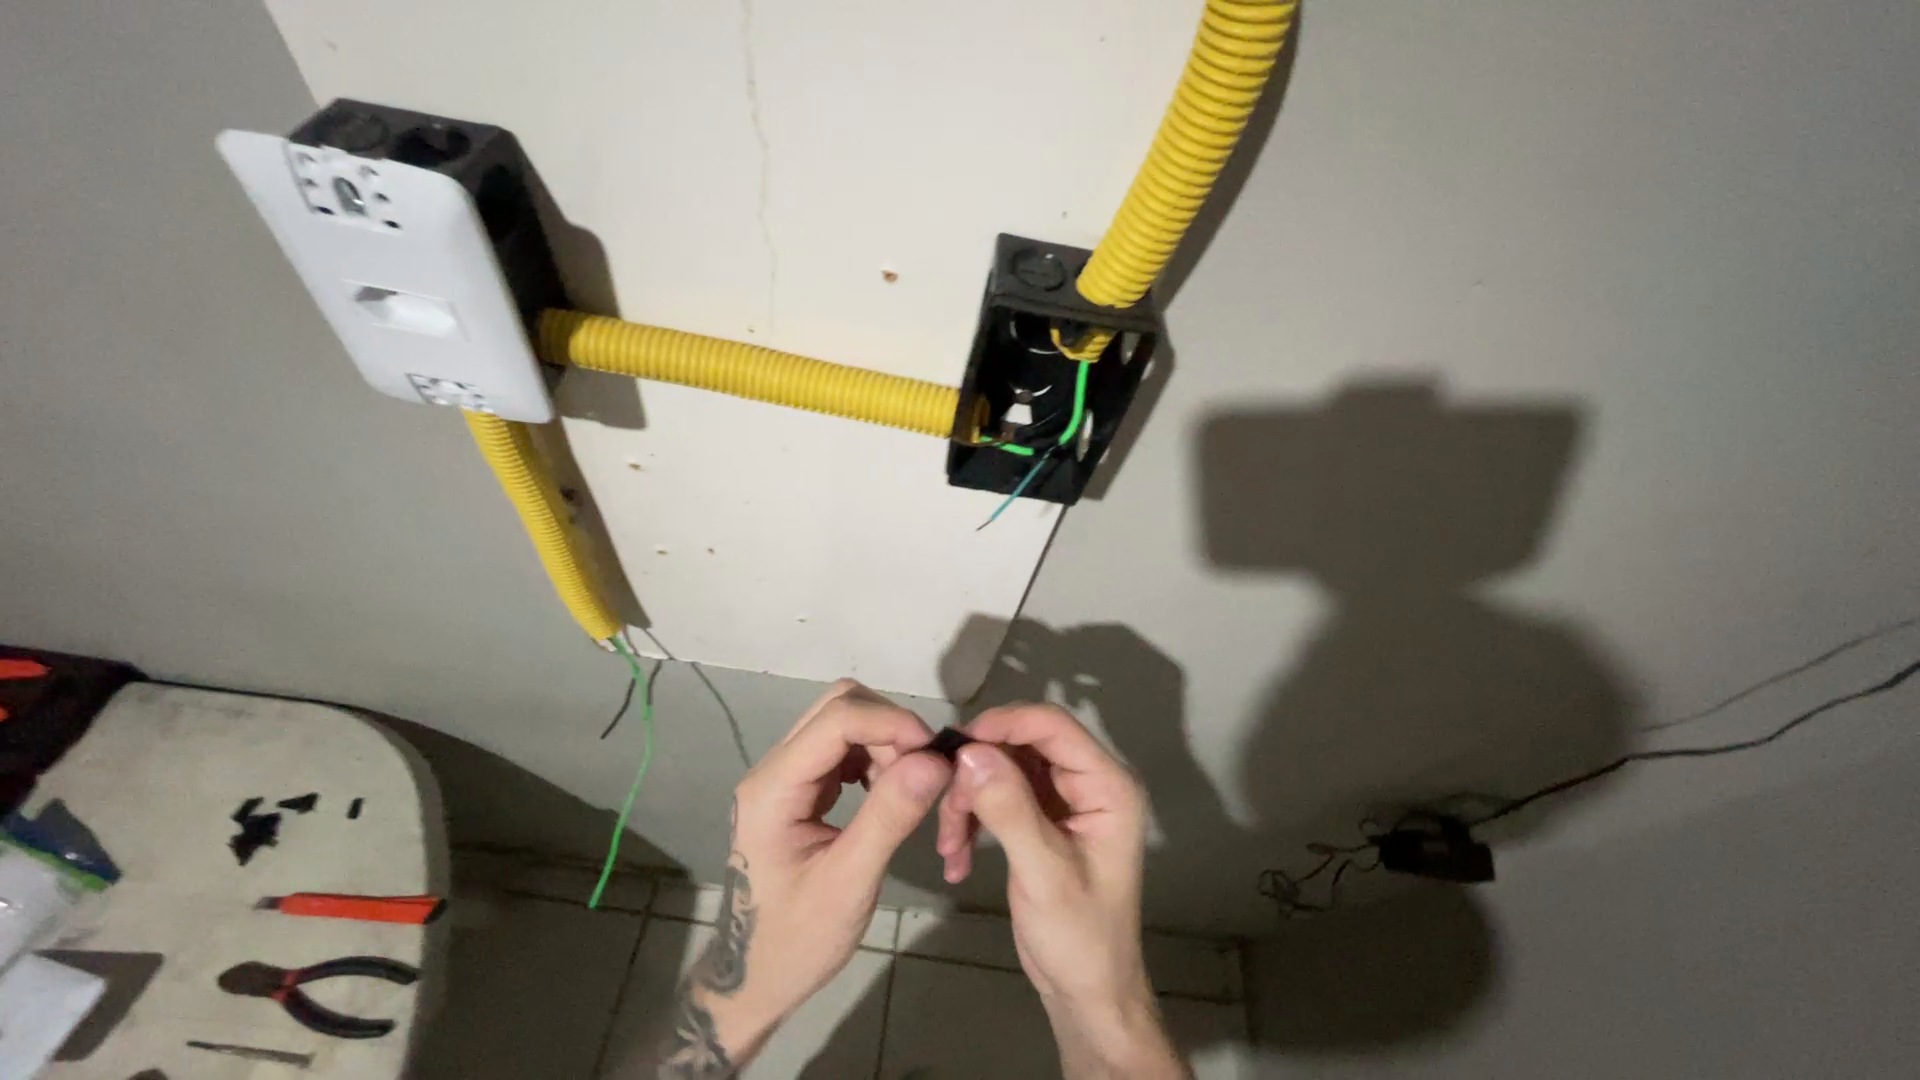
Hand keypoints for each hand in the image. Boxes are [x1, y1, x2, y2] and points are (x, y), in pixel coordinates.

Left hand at [647, 681, 951, 1076]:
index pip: (836, 720)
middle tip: (922, 771)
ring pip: (842, 722)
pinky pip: (842, 748)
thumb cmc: (797, 940)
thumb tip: (935, 760)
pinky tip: (888, 792)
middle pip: (837, 706)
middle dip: (888, 727)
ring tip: (908, 787)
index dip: (892, 723)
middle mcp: (774, 769)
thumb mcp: (849, 883)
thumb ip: (889, 817)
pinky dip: (875, 757)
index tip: (935, 754)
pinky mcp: (800, 789)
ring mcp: (785, 777)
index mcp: (774, 788)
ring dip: (884, 741)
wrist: (755, 979)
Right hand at [937, 704, 1185, 1079]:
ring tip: (949, 844)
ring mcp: (1063, 799)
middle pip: (1023, 744)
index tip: (957, 744)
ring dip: (970, 799)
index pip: (1053, 727)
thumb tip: (969, 752)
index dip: (1004, 723)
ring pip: (1004, 768)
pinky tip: (956, 856)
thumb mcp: (1043, 874)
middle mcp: (1088, 783)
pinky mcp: (1041, 818)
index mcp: (1107, 786)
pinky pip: (999, 795)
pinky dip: (973, 819)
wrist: (1085, 993)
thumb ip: (1009, 809)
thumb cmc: (1078, 937)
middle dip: (980, 771)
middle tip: (945, 804)